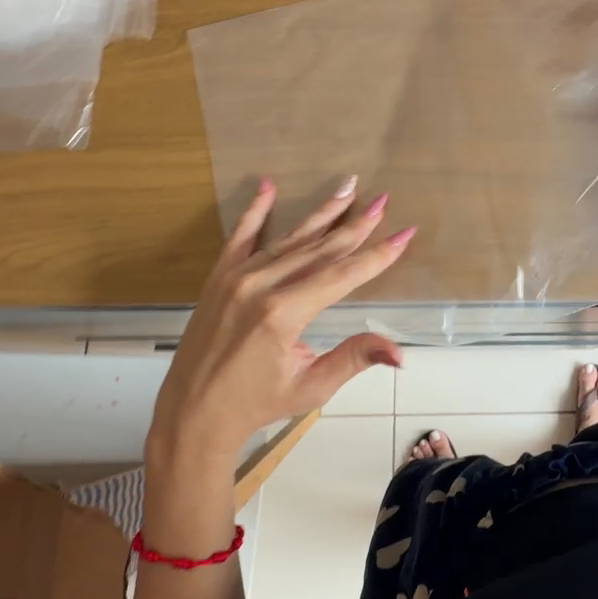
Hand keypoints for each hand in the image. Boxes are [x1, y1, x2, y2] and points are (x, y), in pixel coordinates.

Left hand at [148, 178, 414, 466]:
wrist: (193, 413)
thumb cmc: (257, 404)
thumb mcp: (311, 386)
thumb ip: (354, 359)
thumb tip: (399, 353)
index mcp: (284, 313)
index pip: (342, 275)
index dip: (376, 255)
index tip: (404, 234)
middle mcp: (261, 287)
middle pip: (321, 249)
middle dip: (356, 225)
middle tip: (383, 201)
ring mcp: (237, 278)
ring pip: (290, 239)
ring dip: (322, 214)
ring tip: (348, 187)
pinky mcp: (219, 278)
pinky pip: (241, 237)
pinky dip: (255, 210)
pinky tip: (267, 186)